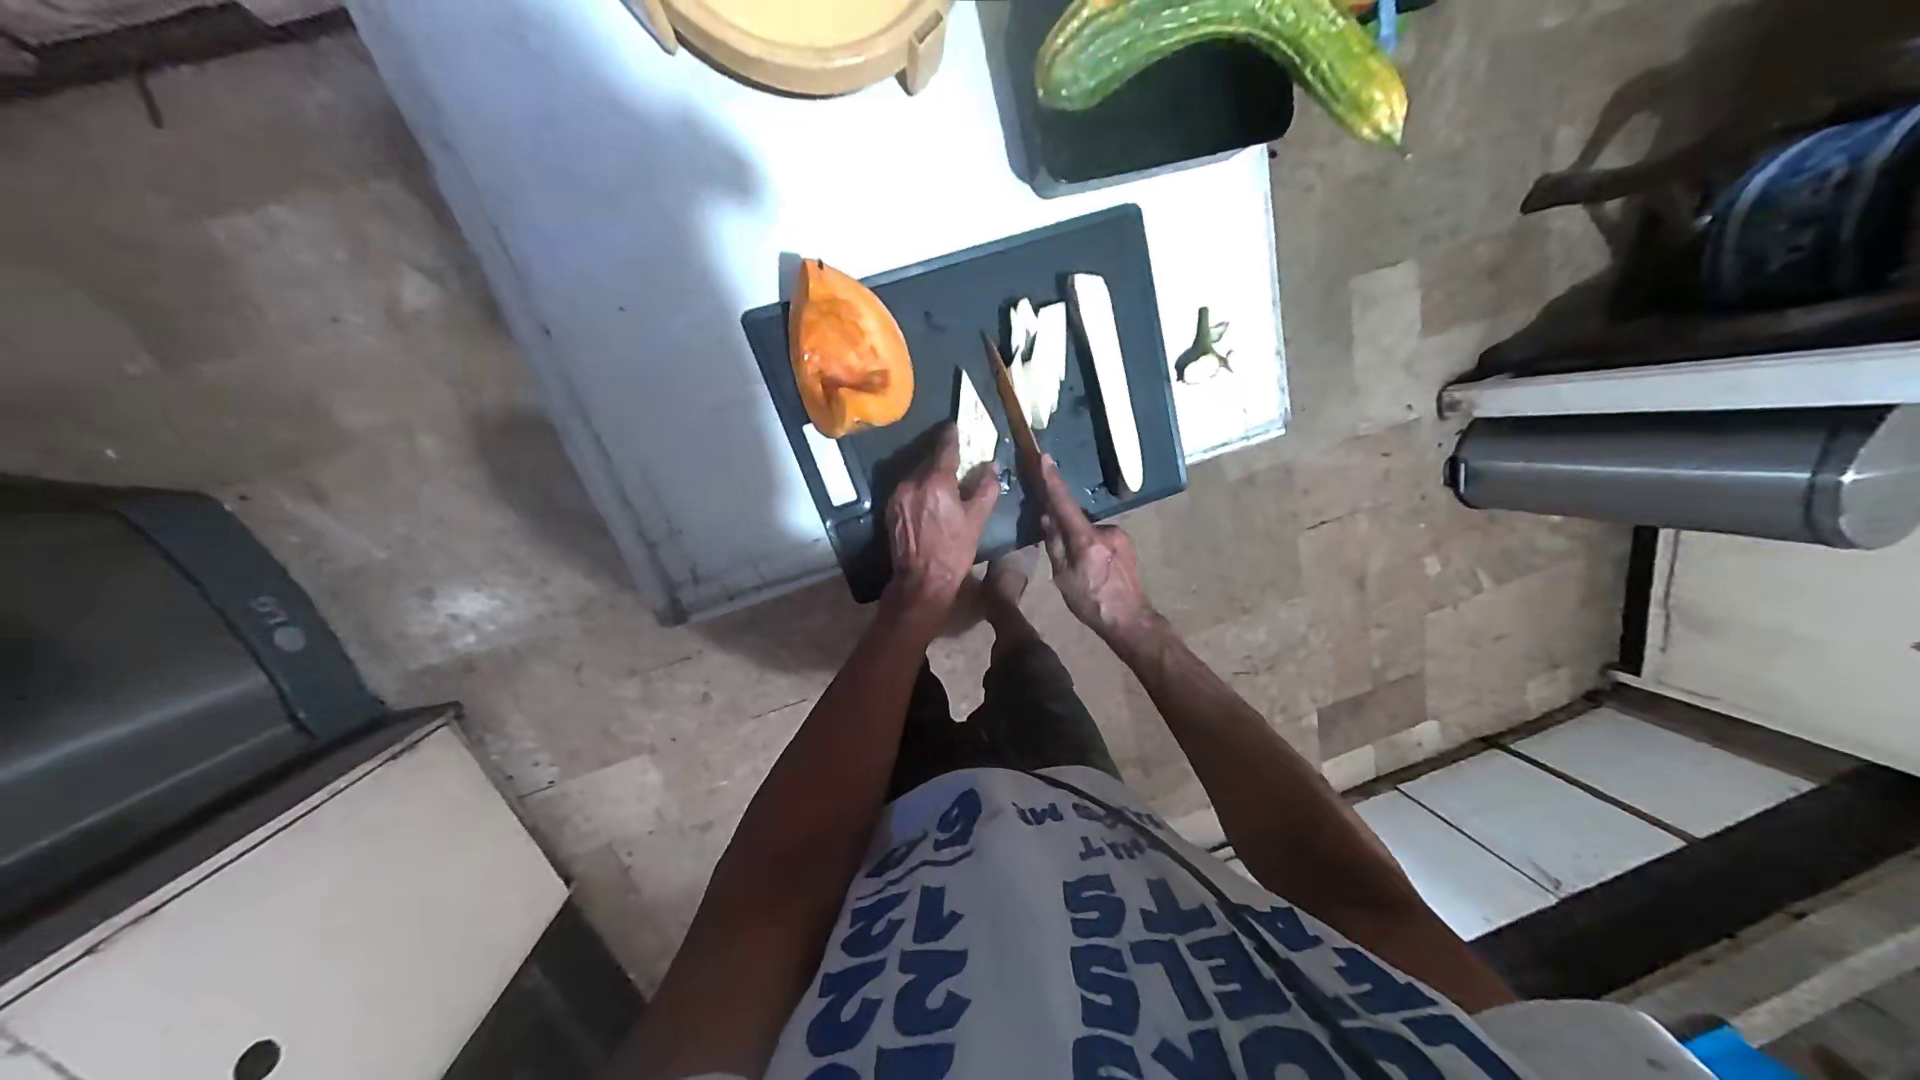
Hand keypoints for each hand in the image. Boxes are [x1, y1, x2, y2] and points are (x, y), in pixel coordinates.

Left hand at [884, 424, 999, 616]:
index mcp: (935, 481)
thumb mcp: (977, 520)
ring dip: (930, 475)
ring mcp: (898, 495)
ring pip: (917, 474)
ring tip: (944, 486)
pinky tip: (929, 501)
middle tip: (957, 463)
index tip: (956, 427)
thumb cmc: (954, 551)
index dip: (952, 436)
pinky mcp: (890, 508)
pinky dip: (919, 488)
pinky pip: (907, 488)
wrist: (921, 580)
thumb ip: (985, 488)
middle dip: (943, 459)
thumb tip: (990, 467)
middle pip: (929, 460)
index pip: (945, 448)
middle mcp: (912, 482)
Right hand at [1037, 455, 1158, 646]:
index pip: (1064, 503)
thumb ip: (1054, 543)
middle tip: (1060, 554)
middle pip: (1076, 520)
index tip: (1045, 457)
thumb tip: (1048, 516)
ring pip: (1089, 531)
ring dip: (1080, 541)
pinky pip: (1101, 539)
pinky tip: (1093, 570)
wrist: (1130, 620)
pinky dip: (1092, 547)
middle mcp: (1106, 530)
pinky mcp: (1127, 544)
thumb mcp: (1063, 576)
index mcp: (1086, 539)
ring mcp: (1120, 536)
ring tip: (1079, 570)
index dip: (1052, 480)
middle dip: (1064, 529)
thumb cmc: (1091, 602)